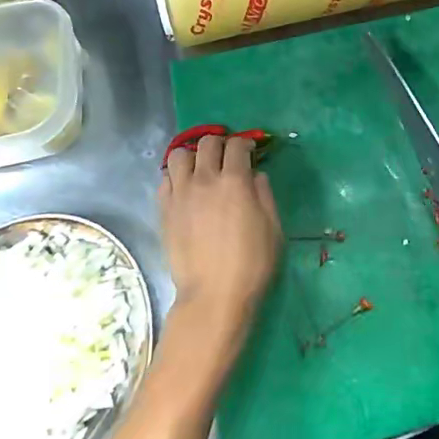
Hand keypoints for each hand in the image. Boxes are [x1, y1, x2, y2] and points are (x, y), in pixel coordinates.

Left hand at [159, 134, 280, 336]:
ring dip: (193, 157)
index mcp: (235, 181)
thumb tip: (255, 175)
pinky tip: (186, 190)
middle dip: (220, 144)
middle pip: (207, 142)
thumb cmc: (252, 263)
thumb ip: (264, 194)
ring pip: (180, 155)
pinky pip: (165, 180)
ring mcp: (181, 194)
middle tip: (227, 159)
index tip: (250, 152)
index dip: (246, 144)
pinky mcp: (165, 210)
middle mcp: (205, 180)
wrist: (213, 296)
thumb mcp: (273, 227)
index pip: (237, 144)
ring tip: (201, 171)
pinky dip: (176, 178)